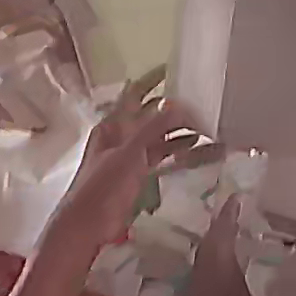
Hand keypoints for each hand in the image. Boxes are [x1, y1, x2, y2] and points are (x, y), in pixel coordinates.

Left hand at [44, 68, 212, 251]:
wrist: (86, 227)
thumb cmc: (102, 187)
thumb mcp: (130, 154)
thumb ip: (154, 127)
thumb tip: (178, 103)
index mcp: (113, 125)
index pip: (134, 94)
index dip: (152, 80)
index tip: (173, 68)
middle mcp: (122, 135)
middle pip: (151, 114)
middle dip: (175, 107)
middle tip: (202, 100)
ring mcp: (131, 155)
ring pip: (161, 135)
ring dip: (182, 131)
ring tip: (209, 125)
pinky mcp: (139, 174)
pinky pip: (164, 155)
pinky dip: (181, 151)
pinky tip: (201, 149)